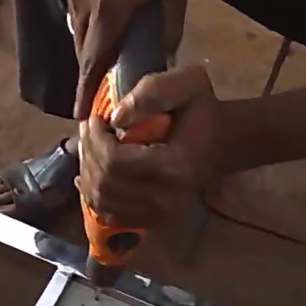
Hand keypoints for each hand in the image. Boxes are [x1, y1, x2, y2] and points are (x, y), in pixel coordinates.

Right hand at [63, 0, 195, 118]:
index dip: (86, 93)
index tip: (81, 116)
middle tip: (108, 75)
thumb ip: (170, 21)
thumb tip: (162, 54)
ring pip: (77, 22)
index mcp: (111, 6)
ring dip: (92, 35)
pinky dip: (88, 8)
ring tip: (111, 33)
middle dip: (92, 66)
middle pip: (82, 47)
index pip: (92, 64)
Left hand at [76, 63, 224, 228]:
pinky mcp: (148, 221)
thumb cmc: (200, 111)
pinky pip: (107, 212)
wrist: (219, 143)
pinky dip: (92, 192)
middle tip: (87, 131)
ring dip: (87, 171)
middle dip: (89, 153)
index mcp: (175, 167)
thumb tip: (116, 118)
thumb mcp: (187, 83)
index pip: (115, 162)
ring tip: (89, 147)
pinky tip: (89, 172)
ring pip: (101, 199)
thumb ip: (153, 92)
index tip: (93, 119)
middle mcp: (165, 199)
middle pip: (105, 182)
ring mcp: (157, 215)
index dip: (96, 140)